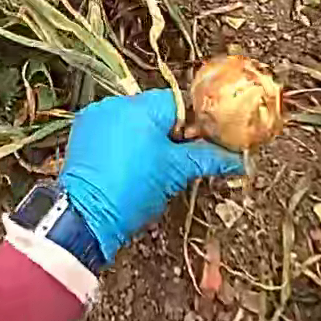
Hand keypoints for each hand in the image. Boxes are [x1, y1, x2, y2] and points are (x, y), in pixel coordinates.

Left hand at [58, 89, 245, 259]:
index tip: (200, 144)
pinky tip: (128, 164)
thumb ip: (208, 158)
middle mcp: (117, 103)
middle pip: (156, 110)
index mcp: (142, 106)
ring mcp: (96, 115)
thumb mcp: (176, 172)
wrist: (85, 217)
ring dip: (145, 136)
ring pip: (134, 119)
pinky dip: (123, 141)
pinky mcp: (83, 131)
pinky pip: (112, 128)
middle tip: (177, 160)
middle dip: (170, 132)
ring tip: (151, 166)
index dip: (194, 123)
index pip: (179, 102)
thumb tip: (237, 158)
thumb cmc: (133, 190)